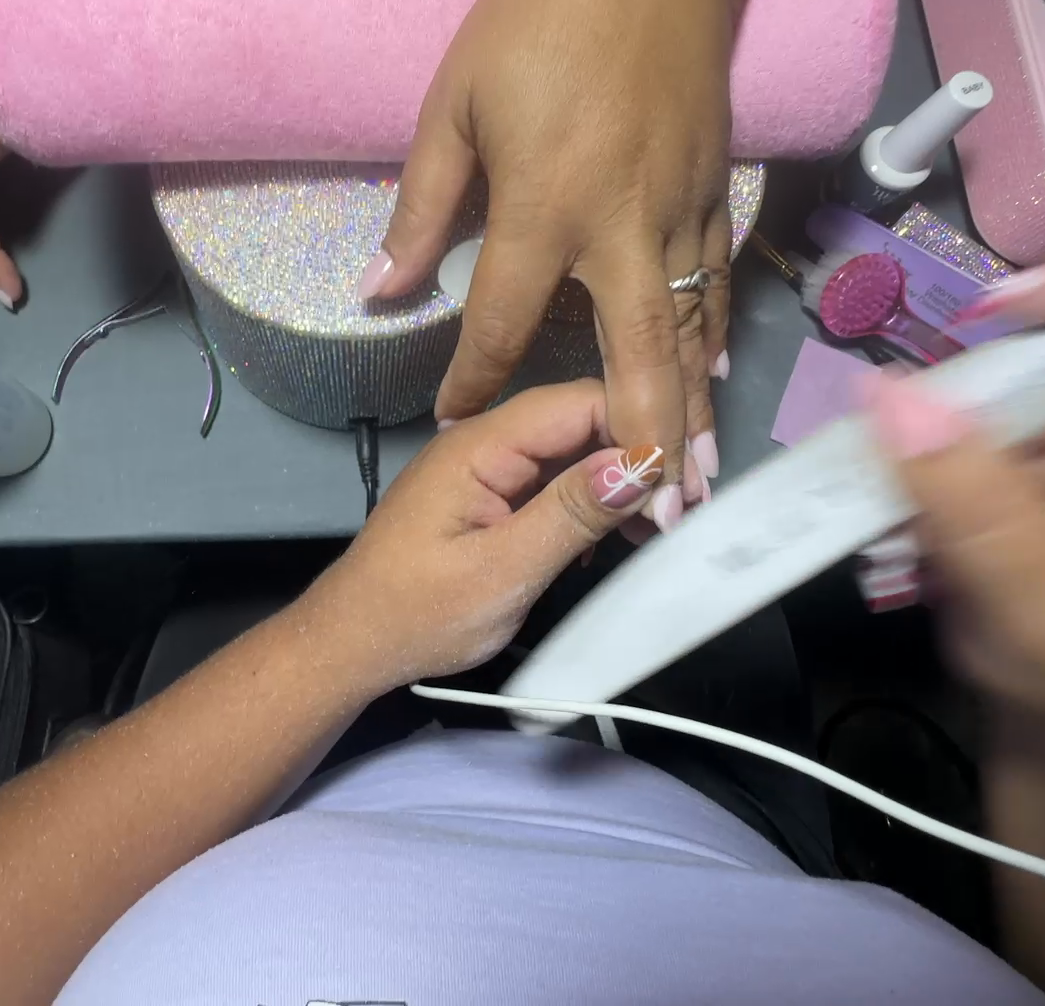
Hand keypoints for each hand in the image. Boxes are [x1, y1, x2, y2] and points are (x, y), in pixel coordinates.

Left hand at [303, 380, 663, 690]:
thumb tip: (642, 462)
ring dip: (620, 484)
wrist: (354, 641)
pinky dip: (591, 504)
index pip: (578, 403)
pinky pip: (552, 483)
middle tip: (690, 508)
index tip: (684, 484)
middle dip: (638, 458)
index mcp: (480, 444)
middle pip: (579, 423)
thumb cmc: (418, 613)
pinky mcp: (490, 497)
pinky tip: (621, 533)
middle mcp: (484, 442)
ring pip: (571, 454)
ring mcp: (487, 469)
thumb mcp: (502, 570)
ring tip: (667, 525)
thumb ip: (571, 514)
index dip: (639, 431)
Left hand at [364, 0, 775, 527]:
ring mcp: (679, 215)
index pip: (501, 322)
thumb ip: (420, 210)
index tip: (452, 419)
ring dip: (690, 412)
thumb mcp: (454, 106)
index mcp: (546, 207)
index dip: (473, 378)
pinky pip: (714, 286)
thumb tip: (381, 291)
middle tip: (653, 509)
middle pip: (634, 356)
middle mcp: (621, 228)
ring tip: (694, 477)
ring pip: (687, 332)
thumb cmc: (537, 21)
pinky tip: (709, 384)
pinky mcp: (714, 194)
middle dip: (641, 439)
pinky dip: (711, 343)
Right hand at [870, 225, 1044, 751]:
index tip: (1008, 310)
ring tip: (889, 479)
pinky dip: (909, 450)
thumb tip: (883, 396)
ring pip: (1001, 381)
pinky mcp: (1017, 468)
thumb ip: (973, 501)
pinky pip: (954, 428)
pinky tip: (888, 496)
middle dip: (987, 368)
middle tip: (907, 418)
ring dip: (932, 418)